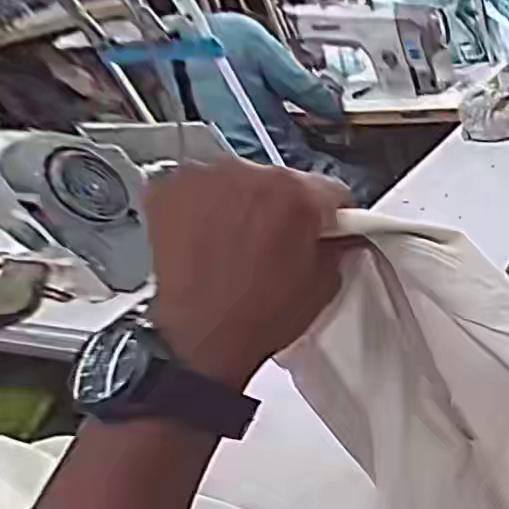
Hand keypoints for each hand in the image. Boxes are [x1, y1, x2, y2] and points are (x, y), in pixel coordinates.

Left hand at [143, 158, 351, 388]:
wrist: (205, 334)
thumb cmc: (260, 313)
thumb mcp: (325, 284)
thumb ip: (337, 248)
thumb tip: (339, 237)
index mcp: (296, 195)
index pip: (334, 190)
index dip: (336, 215)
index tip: (330, 228)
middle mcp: (248, 174)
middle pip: (285, 181)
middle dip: (289, 209)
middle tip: (286, 247)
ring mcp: (204, 176)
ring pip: (243, 181)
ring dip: (249, 205)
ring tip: (247, 246)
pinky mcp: (169, 186)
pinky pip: (204, 187)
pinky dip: (212, 206)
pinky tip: (218, 239)